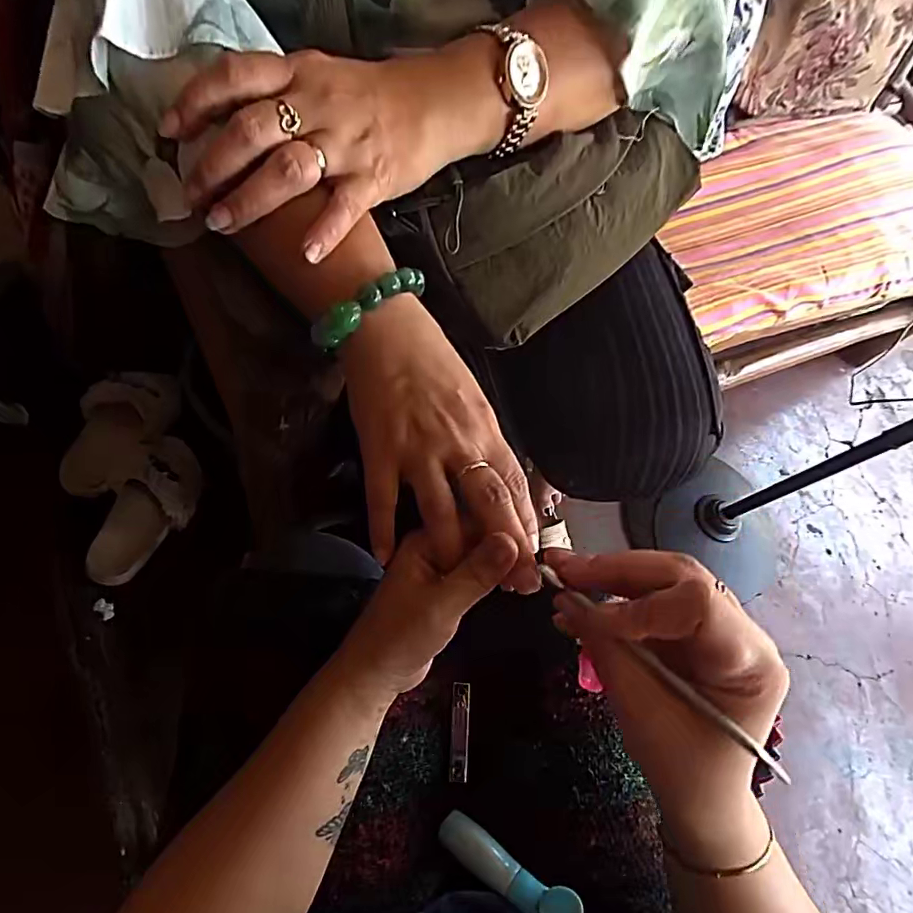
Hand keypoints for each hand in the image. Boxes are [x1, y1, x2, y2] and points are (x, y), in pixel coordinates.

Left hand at [160, 49, 493, 263]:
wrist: (432, 102)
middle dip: (213, 165)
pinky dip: (324, 232)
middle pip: (253, 129)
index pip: (236, 76)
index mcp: (298, 73)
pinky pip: (345, 208)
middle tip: (192, 196)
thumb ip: (273, 96)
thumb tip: (219, 124)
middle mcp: (317, 103)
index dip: (197, 101)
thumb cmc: (365, 97)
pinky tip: (305, 254)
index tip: (170, 131)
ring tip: (221, 223)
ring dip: (249, 200)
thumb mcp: (316, 78)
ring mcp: (346, 142)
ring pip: (288, 169)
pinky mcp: (374, 177)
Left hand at [328, 530, 519, 694]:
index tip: (532, 552)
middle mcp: (430, 550)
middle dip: (509, 552)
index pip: (473, 523)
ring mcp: (437, 570)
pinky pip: (474, 576)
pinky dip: (493, 580)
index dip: (506, 536)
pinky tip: (510, 586)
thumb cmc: (394, 639)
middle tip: (535, 571)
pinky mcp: (444, 590)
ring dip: (504, 567)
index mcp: (423, 542)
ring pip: (480, 558)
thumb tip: (509, 543)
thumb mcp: (442, 604)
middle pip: (479, 538)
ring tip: (528, 581)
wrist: (375, 672)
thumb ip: (477, 573)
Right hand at [345, 298, 538, 591]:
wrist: (385, 327)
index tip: (532, 556)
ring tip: (451, 577)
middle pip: (489, 504)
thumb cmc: (431, 358)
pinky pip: (383, 498)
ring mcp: (418, 449)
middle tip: (515, 584)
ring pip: (440, 510)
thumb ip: (483, 436)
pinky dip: (383, 530)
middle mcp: (458, 442)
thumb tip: (495, 473)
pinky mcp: (380, 450)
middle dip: (505, 547)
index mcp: (485, 427)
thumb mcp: (471, 395)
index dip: (525, 525)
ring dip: (448, 549)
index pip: (514, 485)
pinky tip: (384, 556)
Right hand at [546, 551, 788, 821]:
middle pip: (680, 577)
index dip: (637, 603)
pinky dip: (612, 595)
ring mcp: (719, 629)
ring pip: (664, 580)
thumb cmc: (682, 767)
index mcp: (750, 661)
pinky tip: (579, 598)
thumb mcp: (640, 710)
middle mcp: (744, 633)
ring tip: (564, 575)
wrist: (702, 799)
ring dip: (611, 576)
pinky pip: (652, 599)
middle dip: (617, 570)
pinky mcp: (691, 632)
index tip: (588, 617)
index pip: (697, 602)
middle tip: (564, 570)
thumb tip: (567, 602)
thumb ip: (606, 649)